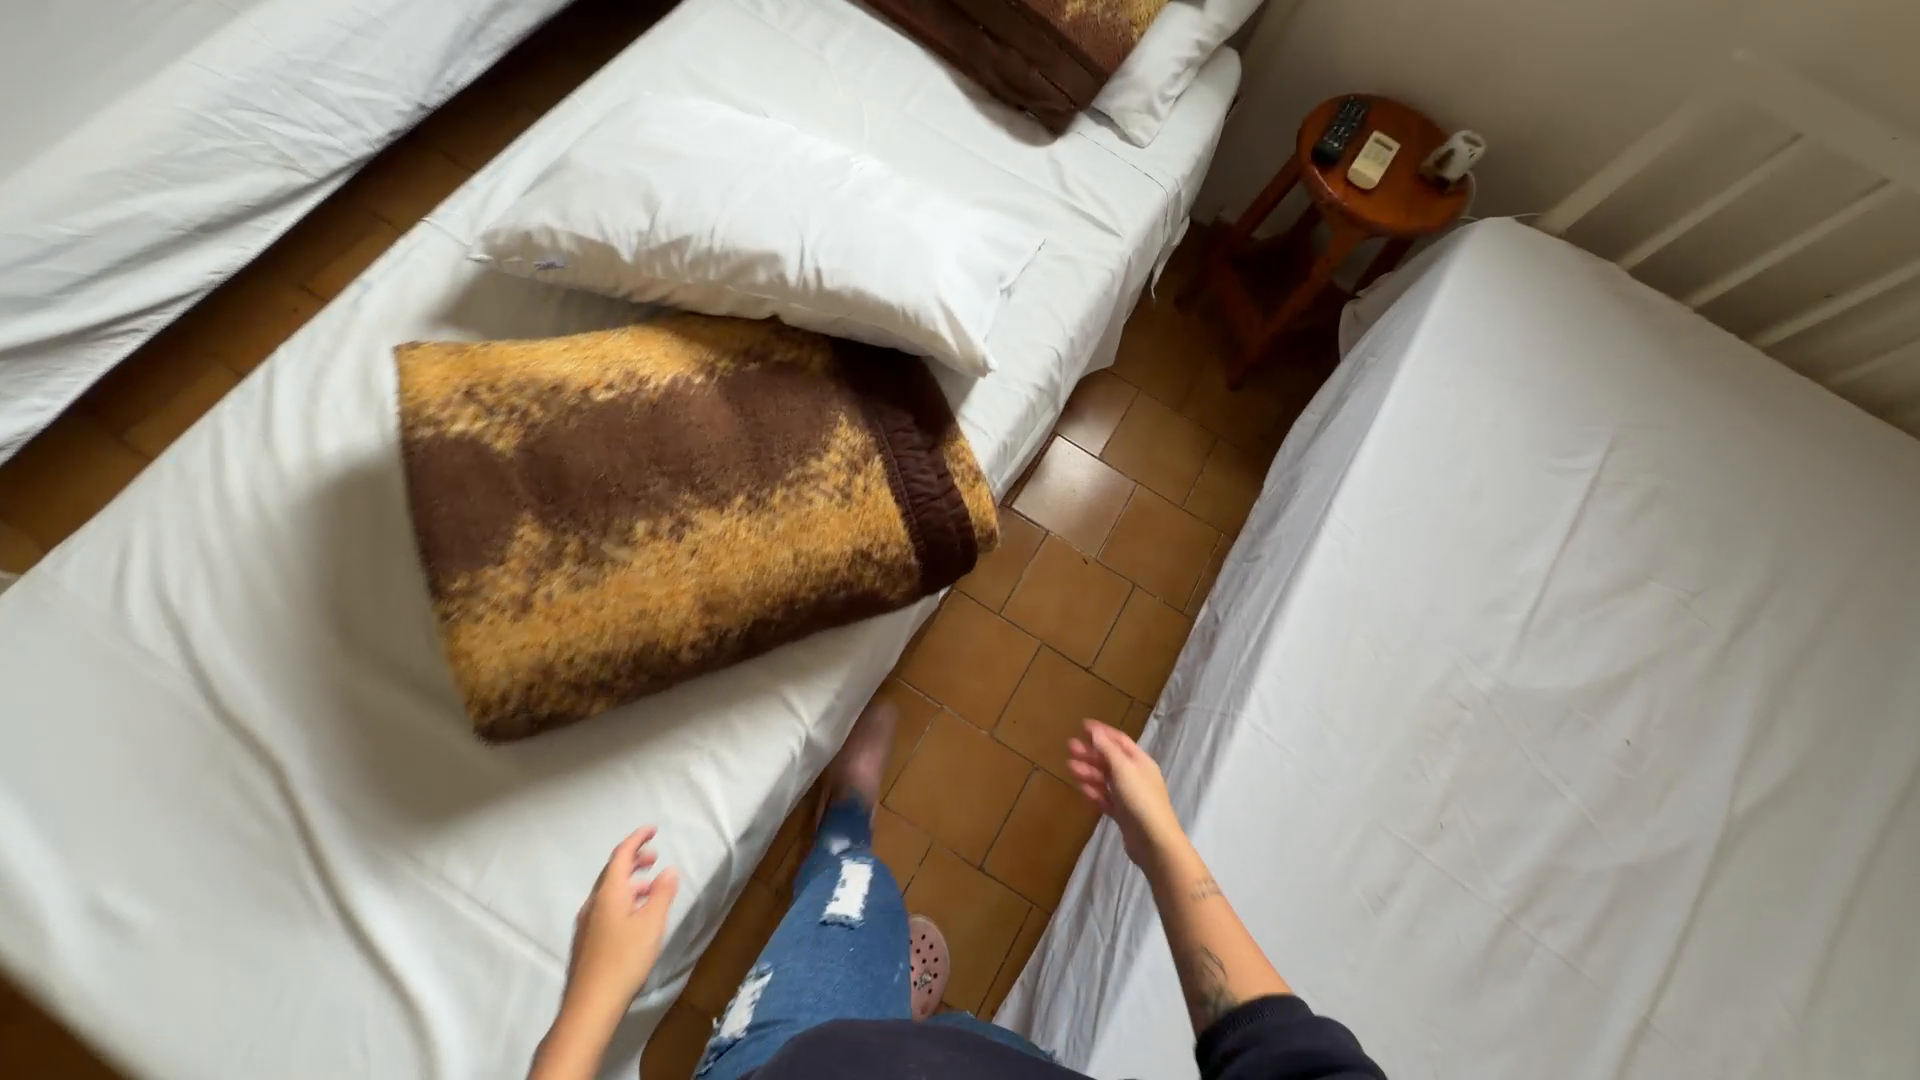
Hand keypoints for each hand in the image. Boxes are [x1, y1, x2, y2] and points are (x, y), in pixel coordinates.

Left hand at [564, 827, 679, 1015]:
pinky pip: (606, 907)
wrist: (590, 1006)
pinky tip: (635, 917)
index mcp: (608, 893)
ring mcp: (587, 924)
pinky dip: (623, 900)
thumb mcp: (652, 923)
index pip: (621, 855)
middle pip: (612, 872)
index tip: (653, 829)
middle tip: (654, 857)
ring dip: (630, 882)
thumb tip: (669, 870)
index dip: (637, 839)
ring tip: (650, 888)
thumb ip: (662, 893)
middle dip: (634, 860)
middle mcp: (593, 904)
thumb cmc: (624, 960)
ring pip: (609, 892)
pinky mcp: (587, 941)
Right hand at [1067, 720, 1181, 866]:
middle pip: (1110, 759)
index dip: (1102, 732)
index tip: (1082, 725)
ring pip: (1105, 779)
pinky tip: (1081, 789)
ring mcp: (1129, 796)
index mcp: (1140, 762)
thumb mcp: (1123, 769)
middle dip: (1090, 752)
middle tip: (1069, 747)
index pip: (1119, 740)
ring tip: (1070, 767)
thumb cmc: (1140, 799)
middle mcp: (1135, 776)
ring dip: (1088, 771)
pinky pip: (1105, 799)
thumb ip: (1108, 750)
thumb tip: (1095, 732)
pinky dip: (1094, 792)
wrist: (1154, 842)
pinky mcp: (1123, 814)